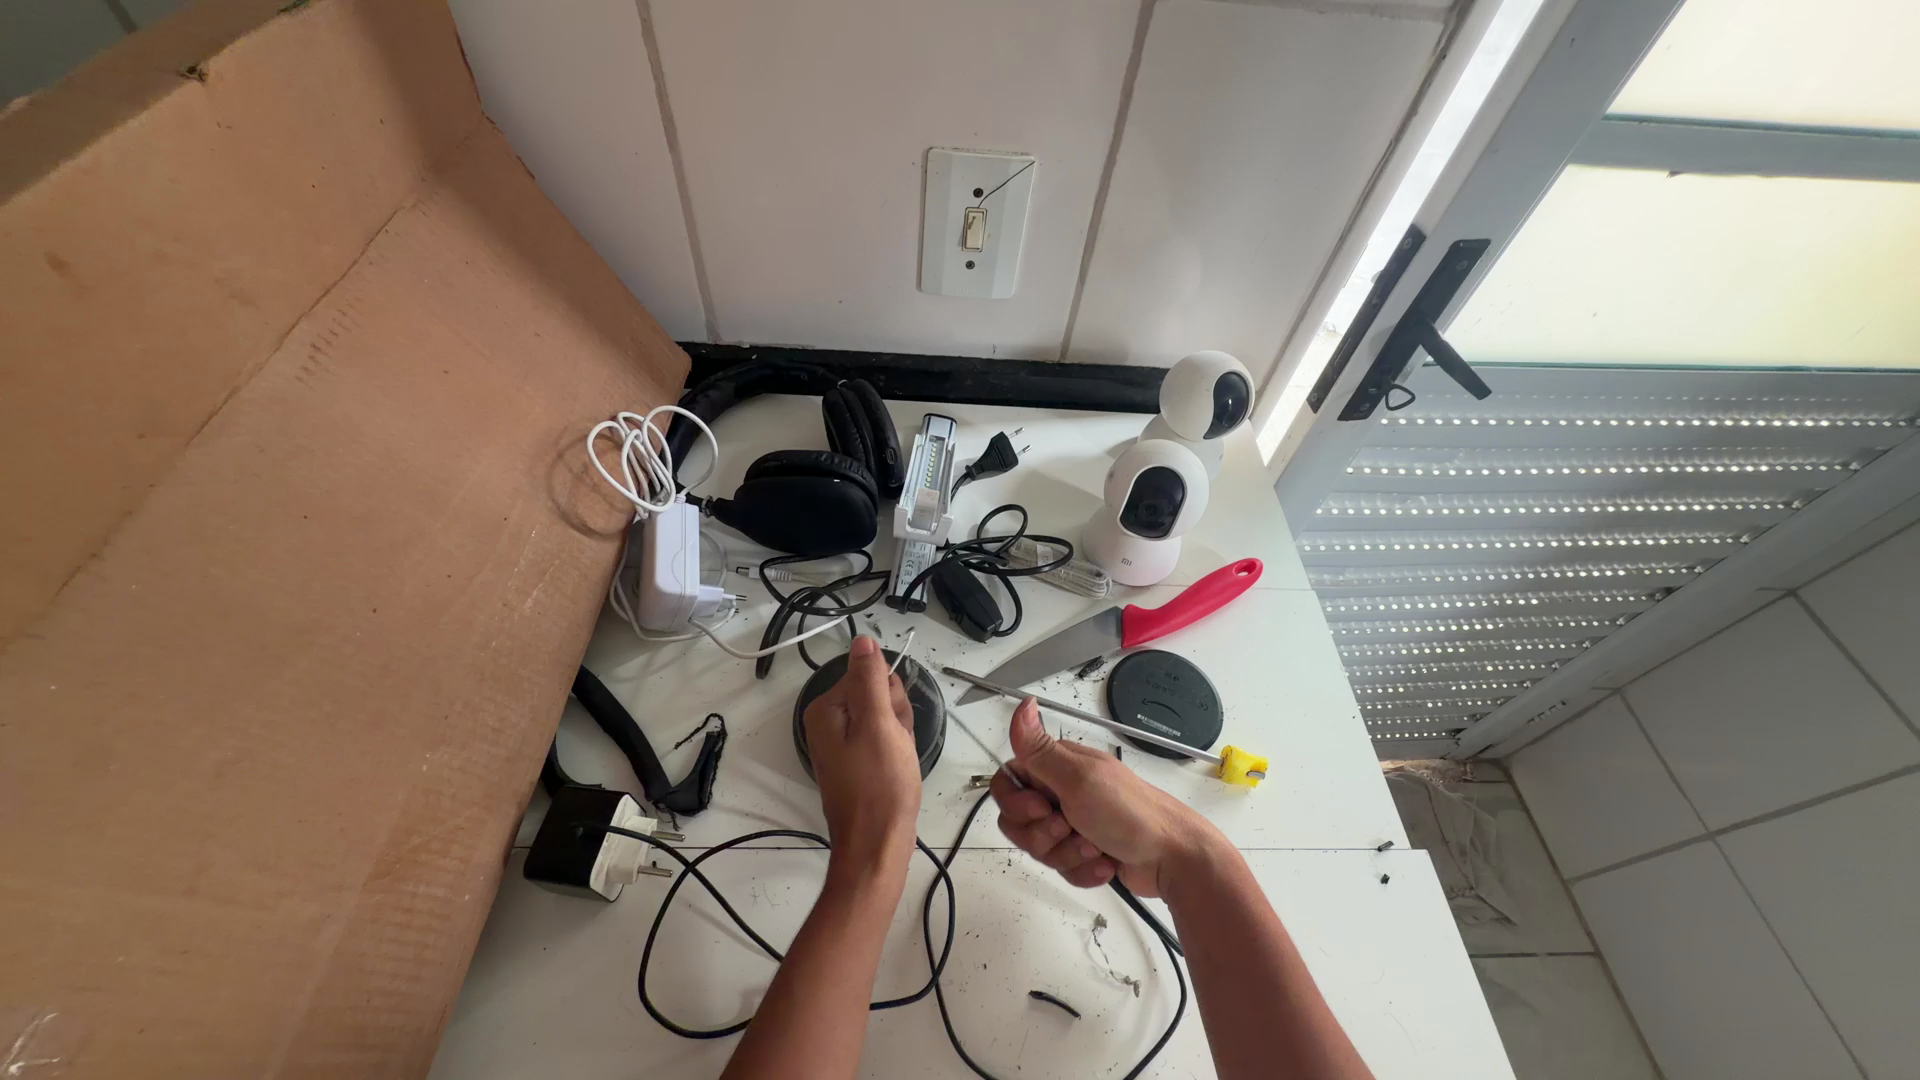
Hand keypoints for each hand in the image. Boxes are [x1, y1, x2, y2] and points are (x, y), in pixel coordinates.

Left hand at [803, 636, 922, 880]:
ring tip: (898, 760)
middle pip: (876, 694)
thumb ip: (870, 679)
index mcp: (826, 709)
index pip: (869, 675)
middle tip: (896, 746)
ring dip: (900, 733)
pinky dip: (897, 749)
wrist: (877, 845)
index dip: (891, 698)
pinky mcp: (858, 761)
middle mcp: (828, 723)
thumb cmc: (880, 785)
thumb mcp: (878, 724)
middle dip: (896, 716)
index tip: (893, 725)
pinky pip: (884, 739)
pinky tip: (898, 767)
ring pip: (885, 717)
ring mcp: (843, 744)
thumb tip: (862, 640)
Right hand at [991, 699, 1223, 897]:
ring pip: (1040, 848)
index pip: (1008, 783)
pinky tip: (1105, 862)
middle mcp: (1062, 791)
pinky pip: (1062, 868)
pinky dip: (1083, 869)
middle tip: (1071, 827)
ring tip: (1095, 846)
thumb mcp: (1078, 777)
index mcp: (1058, 766)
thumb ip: (1039, 749)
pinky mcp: (1084, 852)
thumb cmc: (1127, 812)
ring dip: (1067, 853)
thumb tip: (1022, 703)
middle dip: (1042, 835)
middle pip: (1019, 822)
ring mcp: (1073, 823)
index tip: (1041, 808)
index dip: (1016, 803)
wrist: (1172, 857)